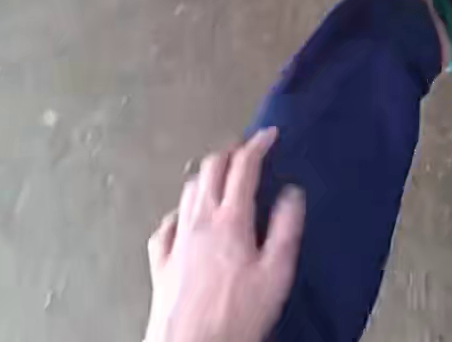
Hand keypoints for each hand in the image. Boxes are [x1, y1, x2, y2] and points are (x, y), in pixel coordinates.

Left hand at [144, 127, 304, 341]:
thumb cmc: (237, 318)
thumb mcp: (276, 275)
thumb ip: (286, 228)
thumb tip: (292, 193)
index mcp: (231, 219)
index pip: (244, 165)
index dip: (258, 143)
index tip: (270, 134)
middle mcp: (200, 221)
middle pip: (211, 167)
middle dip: (231, 151)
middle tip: (246, 151)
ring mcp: (176, 241)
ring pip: (188, 190)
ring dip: (206, 175)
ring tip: (222, 177)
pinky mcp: (160, 265)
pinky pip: (165, 225)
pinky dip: (179, 212)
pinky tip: (185, 218)